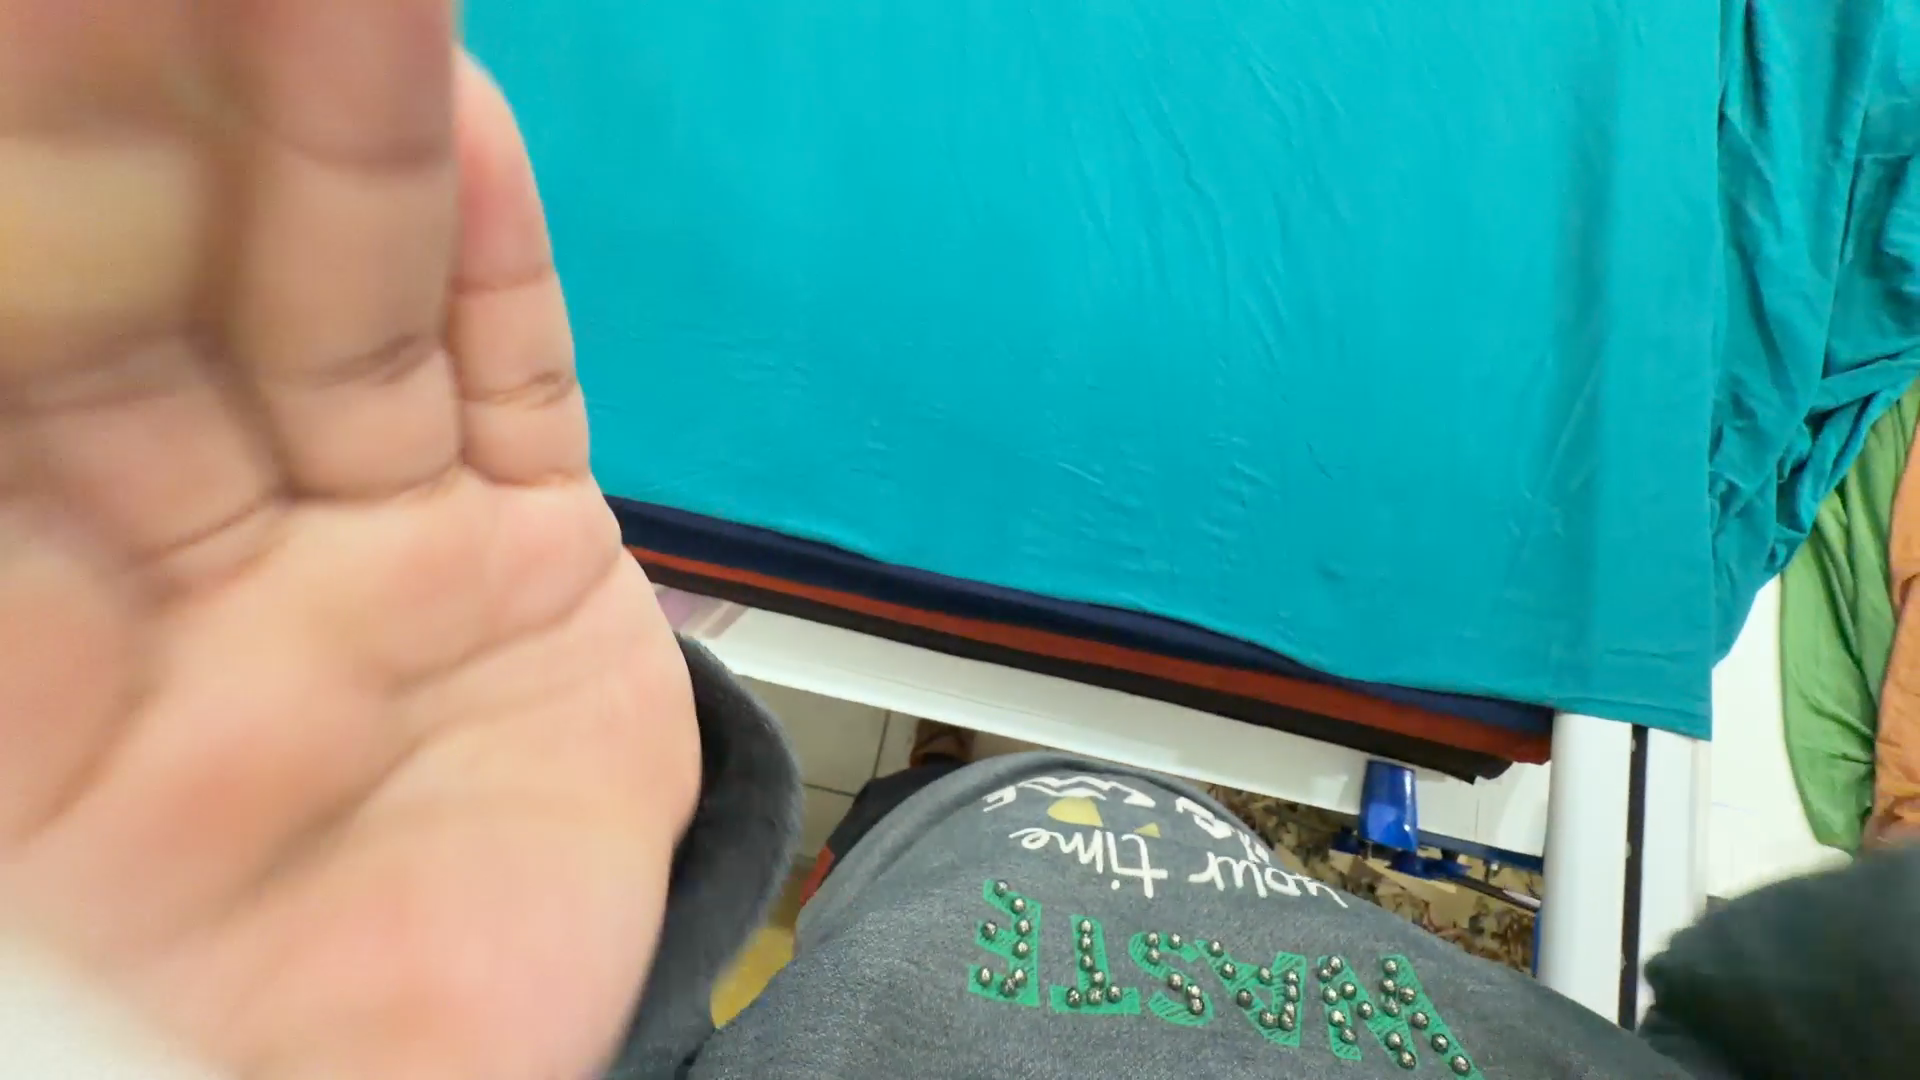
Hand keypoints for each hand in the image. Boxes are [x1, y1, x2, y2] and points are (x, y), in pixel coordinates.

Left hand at [0, 3, 700, 1077]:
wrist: (552, 1004)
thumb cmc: (403, 1044)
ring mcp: (389, 537)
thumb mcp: (217, 1056)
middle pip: (113, 317)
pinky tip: (463, 124)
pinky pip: (503, 372)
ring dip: (322, 140)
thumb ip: (95, 965)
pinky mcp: (535, 525)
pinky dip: (486, 260)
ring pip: (331, 312)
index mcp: (35, 734)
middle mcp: (194, 584)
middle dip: (102, 118)